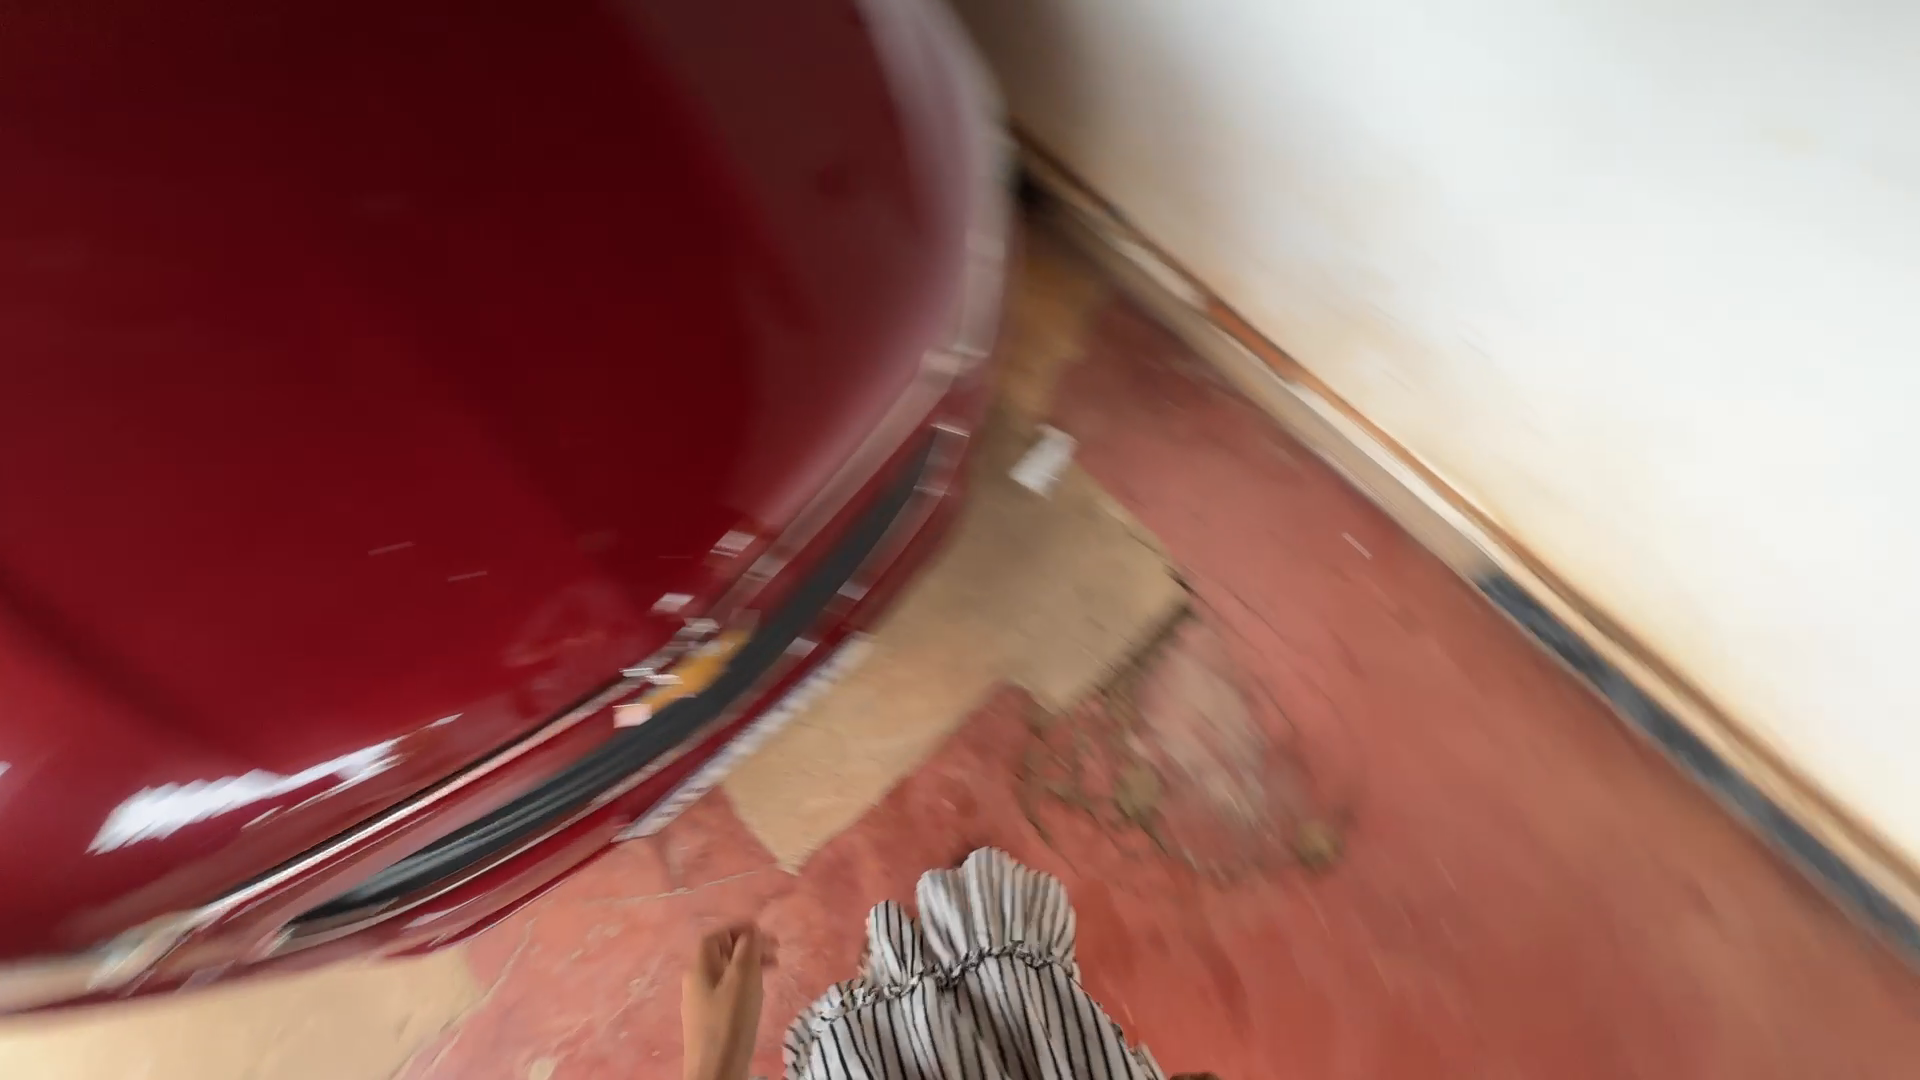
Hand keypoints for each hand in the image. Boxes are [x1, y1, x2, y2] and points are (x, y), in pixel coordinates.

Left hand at [682, 925, 765, 1079]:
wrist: (717, 1072)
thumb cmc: (731, 1019)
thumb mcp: (743, 977)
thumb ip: (747, 948)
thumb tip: (750, 931)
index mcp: (700, 967)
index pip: (716, 936)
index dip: (739, 929)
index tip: (763, 932)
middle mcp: (696, 981)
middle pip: (723, 952)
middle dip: (749, 946)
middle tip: (775, 949)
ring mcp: (702, 1002)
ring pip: (728, 971)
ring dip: (751, 963)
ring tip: (773, 967)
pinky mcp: (711, 1019)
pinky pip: (729, 989)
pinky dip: (746, 982)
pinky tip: (760, 991)